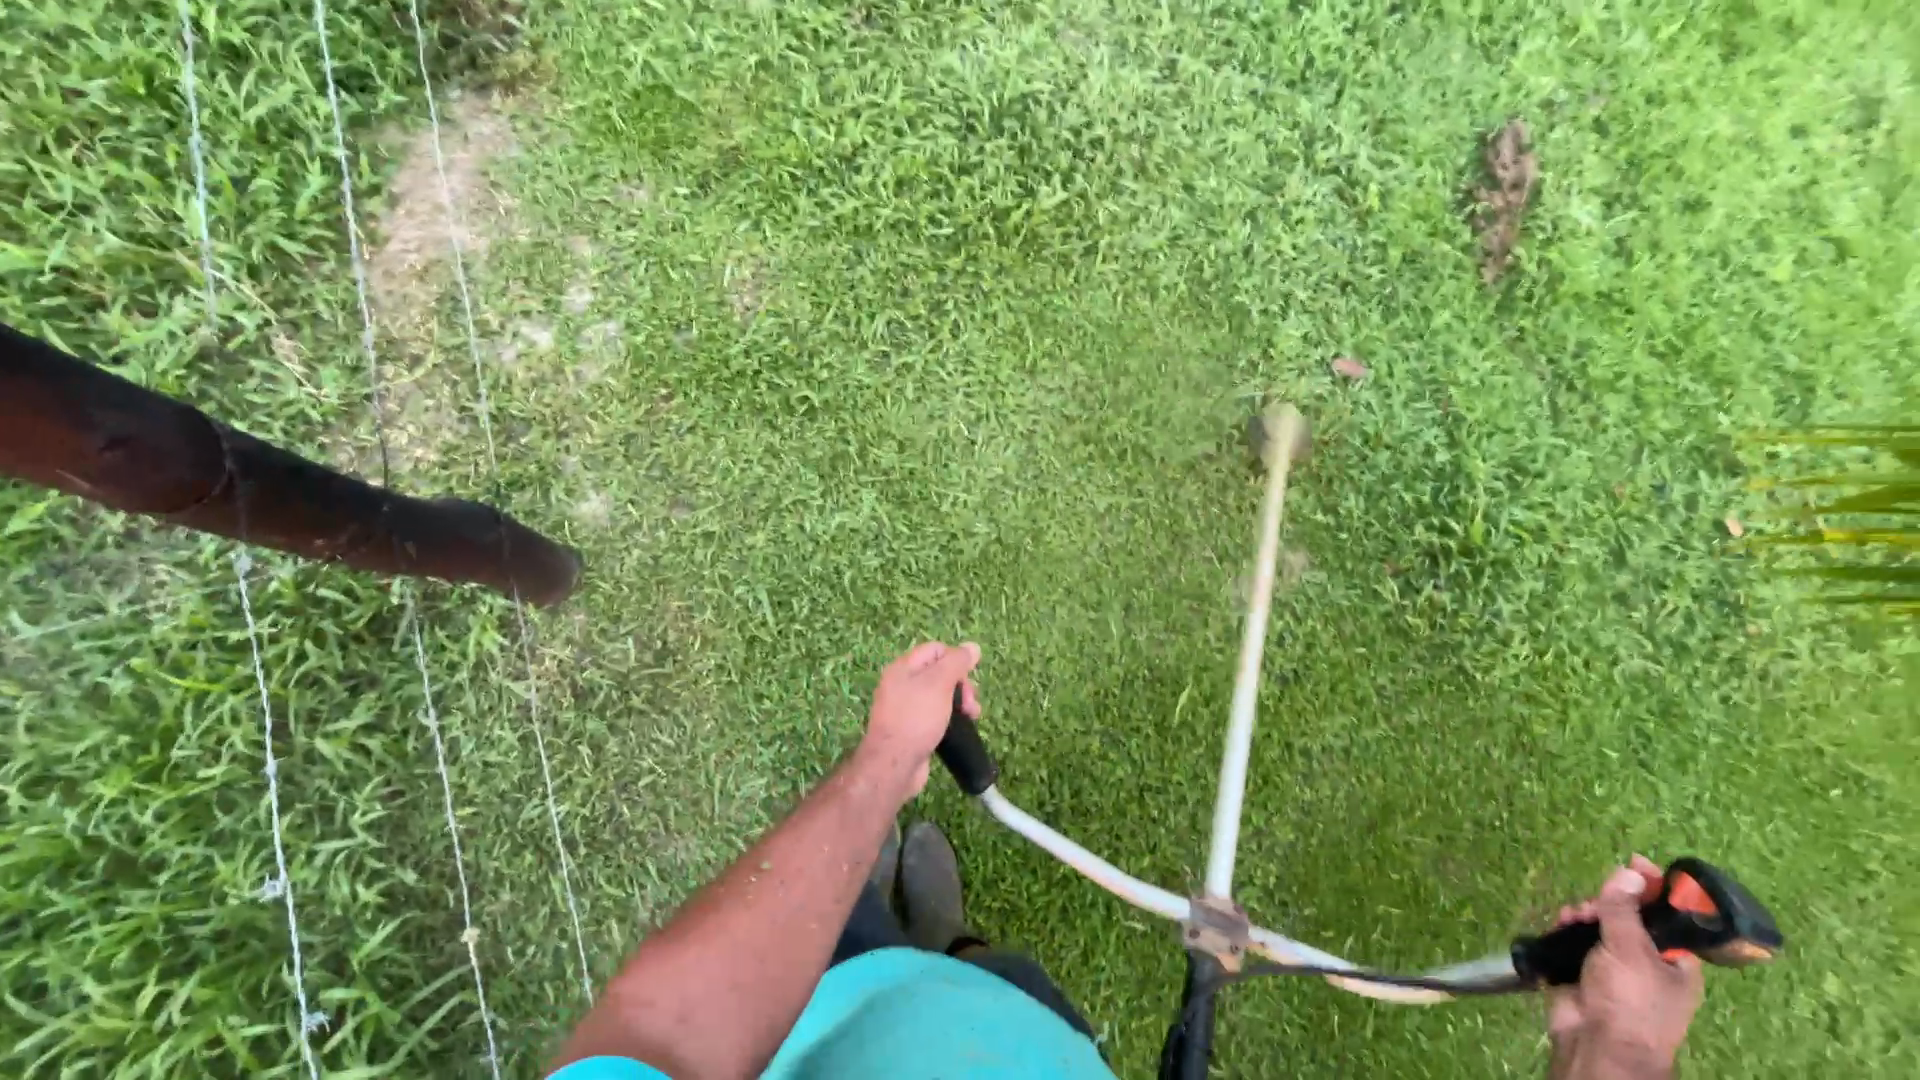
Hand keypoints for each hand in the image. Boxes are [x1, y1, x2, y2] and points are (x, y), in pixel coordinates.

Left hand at [856, 641, 980, 803]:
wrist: (895, 763)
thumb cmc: (916, 718)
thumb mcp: (939, 683)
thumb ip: (957, 662)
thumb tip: (972, 646)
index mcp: (904, 668)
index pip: (936, 650)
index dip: (956, 659)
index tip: (968, 677)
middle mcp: (902, 684)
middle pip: (940, 672)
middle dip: (961, 684)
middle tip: (970, 703)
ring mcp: (906, 708)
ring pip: (941, 695)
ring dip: (960, 702)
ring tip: (972, 716)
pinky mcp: (912, 728)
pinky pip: (936, 714)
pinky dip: (951, 718)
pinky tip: (961, 728)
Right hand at [1547, 855, 1704, 1079]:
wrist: (1597, 1043)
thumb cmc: (1630, 1000)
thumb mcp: (1630, 949)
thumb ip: (1624, 909)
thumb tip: (1629, 871)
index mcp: (1676, 961)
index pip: (1669, 914)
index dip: (1654, 887)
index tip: (1635, 862)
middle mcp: (1647, 961)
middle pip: (1628, 915)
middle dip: (1607, 902)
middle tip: (1592, 904)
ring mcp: (1614, 966)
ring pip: (1598, 925)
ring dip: (1584, 914)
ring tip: (1572, 917)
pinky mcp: (1583, 970)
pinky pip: (1575, 939)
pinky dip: (1566, 928)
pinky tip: (1559, 926)